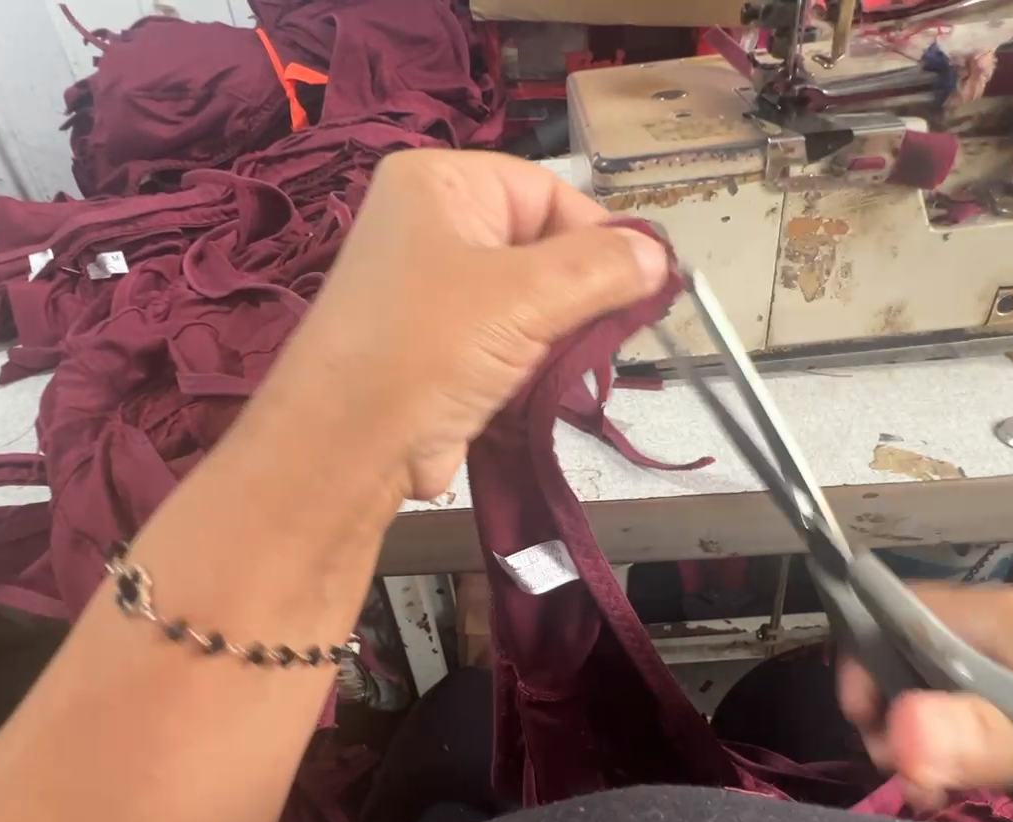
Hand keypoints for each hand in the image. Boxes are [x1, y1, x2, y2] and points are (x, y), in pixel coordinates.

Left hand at [255, 149, 669, 500]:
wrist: (353, 446)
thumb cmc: (430, 347)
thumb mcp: (525, 296)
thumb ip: (600, 269)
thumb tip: (659, 256)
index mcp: (440, 185)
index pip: (546, 192)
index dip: (598, 234)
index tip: (642, 281)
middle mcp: (434, 229)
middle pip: (540, 245)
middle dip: (581, 290)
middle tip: (614, 329)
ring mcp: (435, 292)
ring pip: (529, 299)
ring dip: (561, 331)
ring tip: (581, 359)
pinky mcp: (442, 348)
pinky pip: (508, 338)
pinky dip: (536, 359)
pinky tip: (552, 381)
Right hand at [836, 584, 1012, 821]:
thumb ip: (980, 737)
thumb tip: (892, 738)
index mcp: (991, 616)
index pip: (883, 616)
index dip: (858, 666)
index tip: (873, 733)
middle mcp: (997, 628)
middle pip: (902, 656)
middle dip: (891, 715)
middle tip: (917, 779)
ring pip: (937, 688)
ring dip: (929, 738)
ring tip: (951, 789)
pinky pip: (977, 711)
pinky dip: (967, 746)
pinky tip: (990, 781)